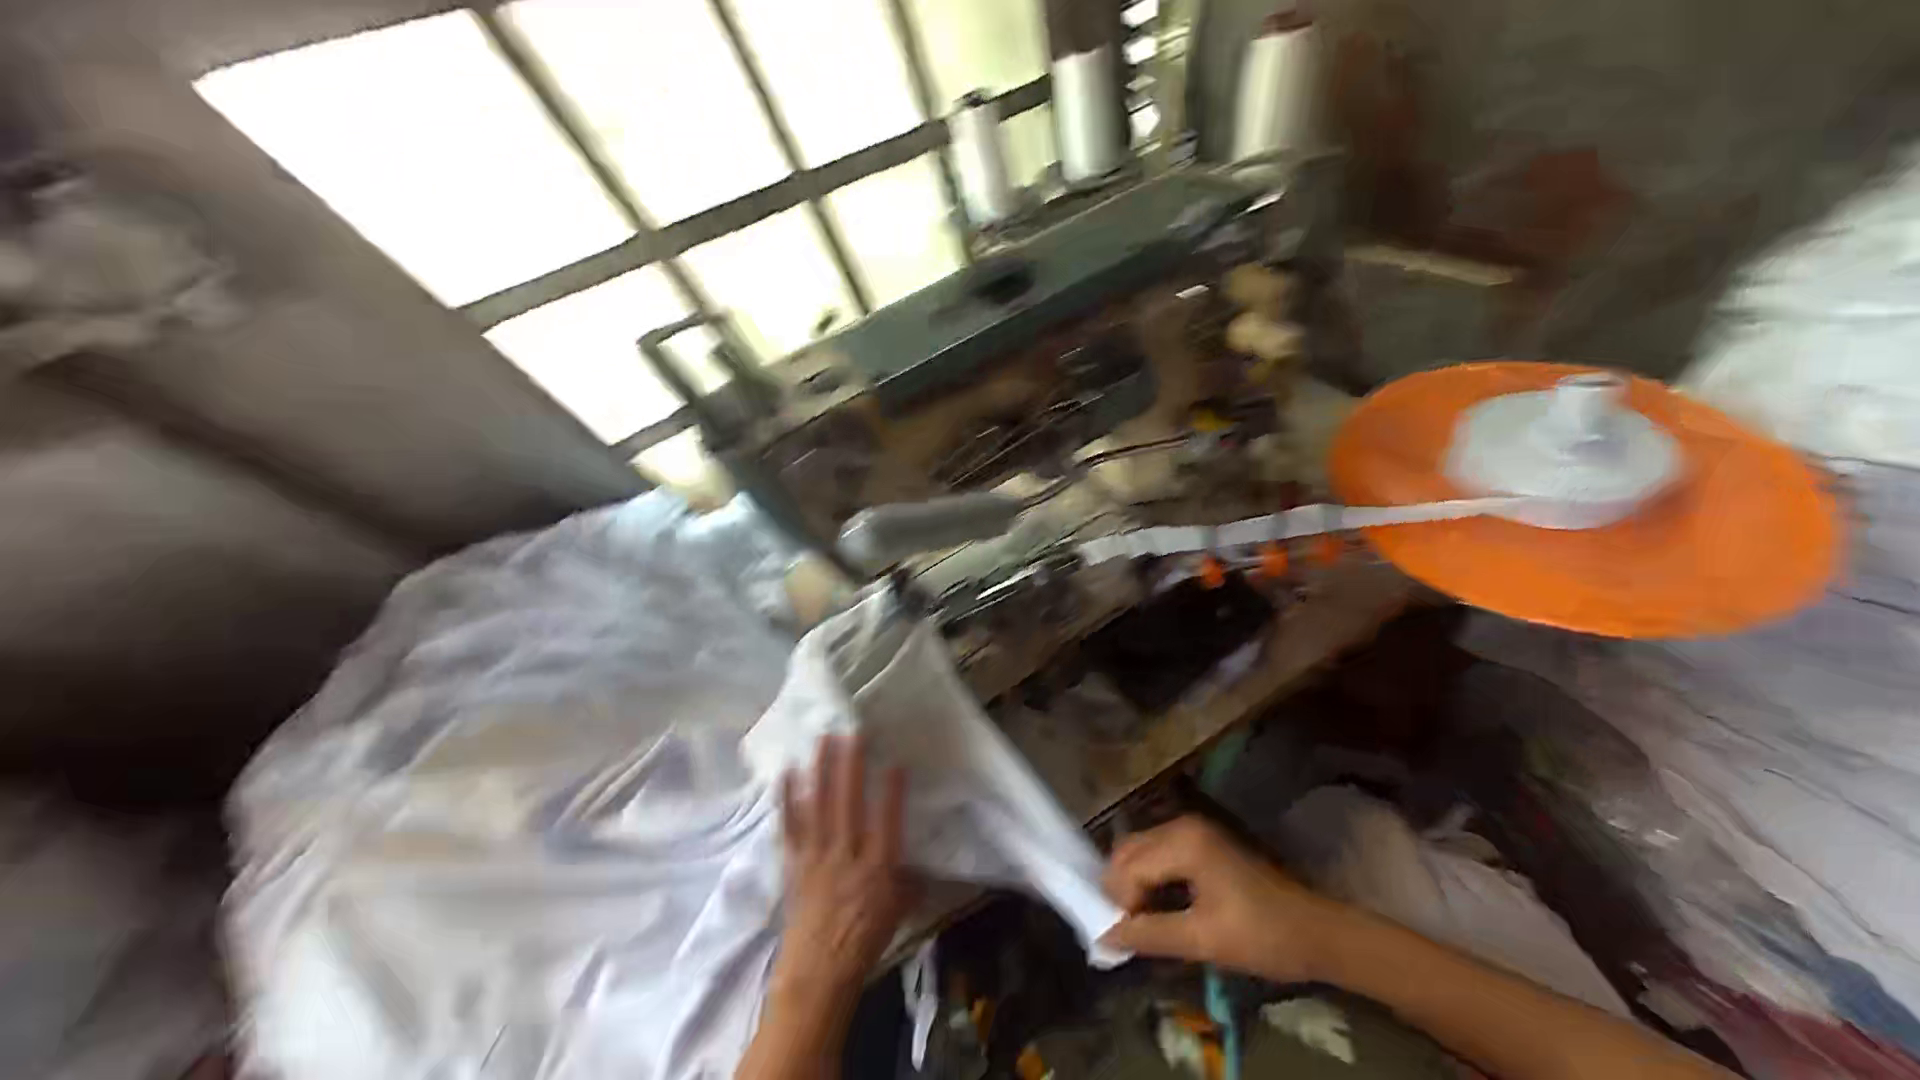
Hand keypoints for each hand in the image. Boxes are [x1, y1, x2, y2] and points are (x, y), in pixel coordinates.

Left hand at [773, 734, 917, 1000]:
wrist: (818, 972)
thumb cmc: (864, 941)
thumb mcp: (900, 911)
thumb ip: (910, 881)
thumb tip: (919, 862)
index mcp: (877, 867)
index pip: (887, 819)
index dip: (892, 789)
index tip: (895, 761)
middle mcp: (846, 855)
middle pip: (848, 801)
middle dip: (851, 764)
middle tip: (852, 731)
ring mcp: (816, 856)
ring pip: (818, 805)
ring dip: (820, 770)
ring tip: (822, 740)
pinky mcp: (795, 863)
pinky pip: (790, 825)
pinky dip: (787, 798)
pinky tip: (787, 773)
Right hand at [1100, 815, 1348, 983]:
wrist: (1319, 933)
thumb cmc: (1264, 936)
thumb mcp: (1204, 940)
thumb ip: (1150, 934)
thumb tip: (1103, 938)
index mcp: (1183, 842)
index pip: (1129, 867)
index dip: (1120, 903)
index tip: (1122, 937)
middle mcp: (1182, 826)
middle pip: (1128, 851)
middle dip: (1120, 889)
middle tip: (1125, 928)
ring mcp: (1193, 830)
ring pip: (1140, 851)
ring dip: (1133, 883)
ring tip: (1139, 921)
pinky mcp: (1201, 842)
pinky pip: (1158, 854)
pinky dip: (1149, 878)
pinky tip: (1156, 907)